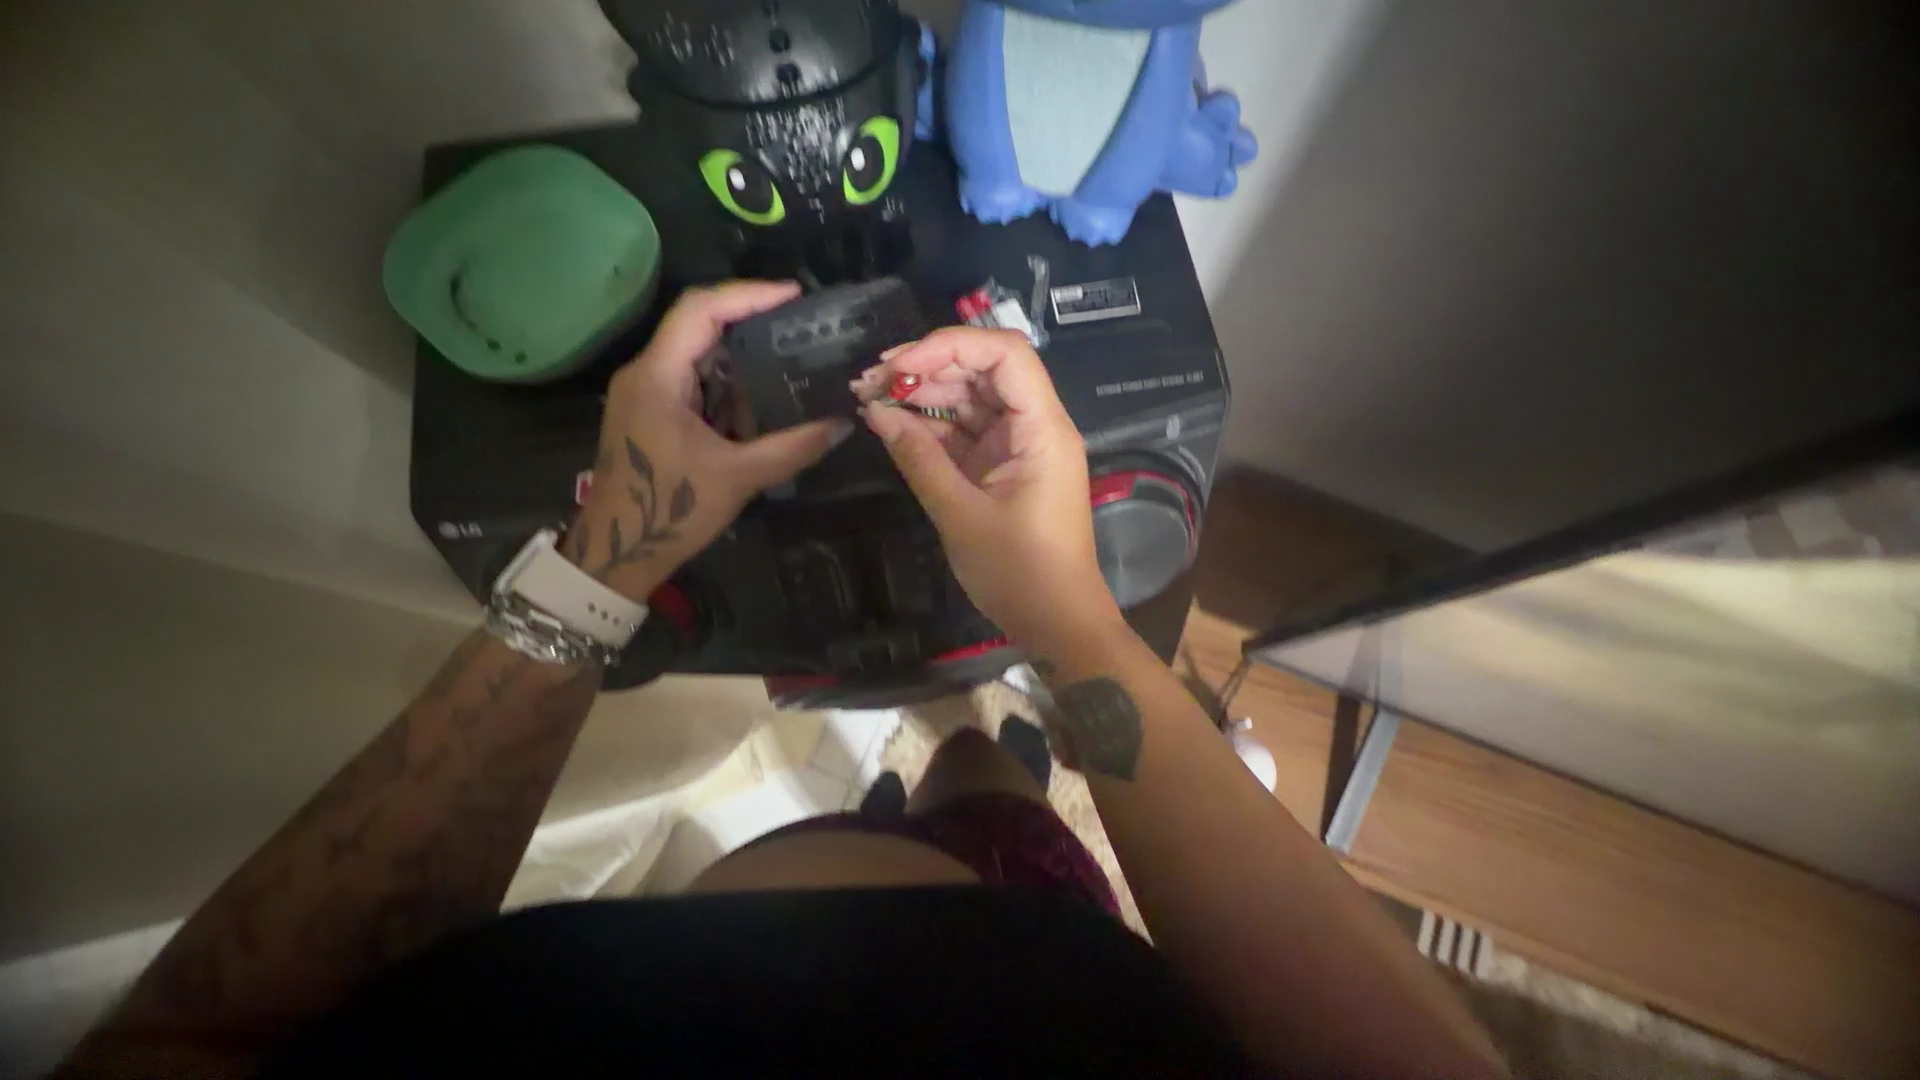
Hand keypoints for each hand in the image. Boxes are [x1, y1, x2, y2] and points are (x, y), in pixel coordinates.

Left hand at [565, 281, 850, 601]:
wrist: (616, 552)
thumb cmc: (670, 510)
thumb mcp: (739, 477)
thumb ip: (794, 447)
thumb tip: (843, 424)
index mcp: (658, 376)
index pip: (701, 310)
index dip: (749, 295)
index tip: (795, 295)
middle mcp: (646, 373)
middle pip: (699, 326)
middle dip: (751, 322)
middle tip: (802, 326)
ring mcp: (646, 393)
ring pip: (697, 355)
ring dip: (741, 357)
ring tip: (791, 357)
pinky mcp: (651, 413)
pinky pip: (693, 382)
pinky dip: (728, 384)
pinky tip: (762, 397)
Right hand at [857, 327, 1125, 653]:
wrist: (1056, 623)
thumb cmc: (1019, 573)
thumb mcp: (960, 515)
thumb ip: (918, 458)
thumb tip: (875, 412)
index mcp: (1042, 429)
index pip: (1004, 355)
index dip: (948, 346)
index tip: (898, 364)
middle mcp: (1035, 426)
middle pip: (984, 370)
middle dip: (927, 367)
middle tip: (870, 380)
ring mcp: (1018, 446)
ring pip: (972, 399)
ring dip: (923, 394)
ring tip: (871, 397)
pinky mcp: (1003, 467)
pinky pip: (966, 432)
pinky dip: (931, 426)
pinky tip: (892, 423)